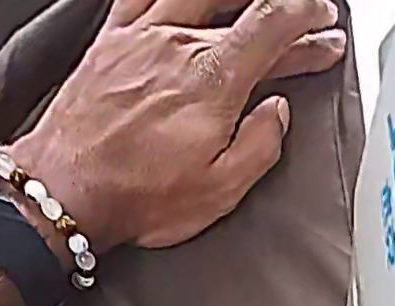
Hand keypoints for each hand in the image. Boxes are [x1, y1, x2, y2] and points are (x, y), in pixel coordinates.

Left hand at [9, 0, 345, 248]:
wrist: (70, 189)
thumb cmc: (140, 196)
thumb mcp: (218, 190)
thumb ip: (259, 145)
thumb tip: (278, 111)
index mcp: (213, 80)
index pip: (273, 25)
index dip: (306, 20)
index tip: (324, 25)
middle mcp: (179, 43)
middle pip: (244, 12)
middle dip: (284, 22)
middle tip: (308, 36)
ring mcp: (142, 35)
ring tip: (256, 8)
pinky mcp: (112, 41)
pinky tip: (187, 0)